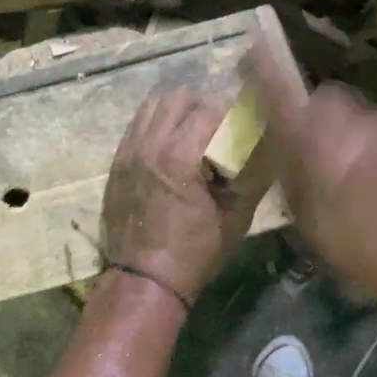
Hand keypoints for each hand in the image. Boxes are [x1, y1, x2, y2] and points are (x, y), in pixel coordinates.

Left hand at [102, 88, 260, 304]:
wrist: (143, 279)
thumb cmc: (193, 253)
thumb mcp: (234, 218)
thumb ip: (247, 176)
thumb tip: (260, 146)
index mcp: (179, 157)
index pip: (208, 108)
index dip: (229, 111)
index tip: (241, 123)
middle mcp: (149, 145)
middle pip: (177, 97)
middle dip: (201, 106)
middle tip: (216, 127)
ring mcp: (128, 150)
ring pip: (151, 105)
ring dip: (175, 110)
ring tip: (191, 131)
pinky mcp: (116, 160)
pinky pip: (135, 124)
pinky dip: (154, 123)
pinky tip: (168, 142)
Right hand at [248, 44, 376, 306]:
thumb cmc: (359, 242)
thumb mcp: (304, 215)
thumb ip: (289, 170)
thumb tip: (278, 146)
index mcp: (313, 135)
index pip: (279, 89)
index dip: (264, 68)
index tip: (255, 48)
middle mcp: (349, 117)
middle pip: (326, 102)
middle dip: (319, 118)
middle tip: (319, 152)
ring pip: (360, 118)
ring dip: (355, 136)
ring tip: (362, 176)